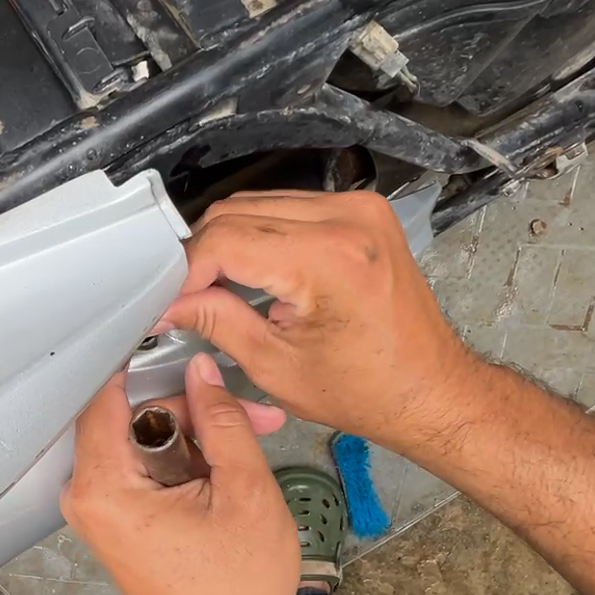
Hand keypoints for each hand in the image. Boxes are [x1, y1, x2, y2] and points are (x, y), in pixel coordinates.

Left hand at [61, 354, 297, 594]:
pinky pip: (145, 467)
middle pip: (132, 417)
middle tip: (248, 409)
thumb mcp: (244, 492)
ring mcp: (101, 508)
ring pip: (145, 440)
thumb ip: (221, 420)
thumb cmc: (235, 589)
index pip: (103, 396)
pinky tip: (227, 465)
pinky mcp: (118, 518)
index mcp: (105, 487)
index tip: (161, 325)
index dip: (134, 357)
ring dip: (196, 435)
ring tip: (251, 439)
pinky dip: (184, 461)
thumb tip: (202, 369)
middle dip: (192, 408)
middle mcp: (88, 495)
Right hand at [161, 190, 490, 459]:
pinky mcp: (359, 212)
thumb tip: (167, 304)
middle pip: (235, 213)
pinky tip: (246, 272)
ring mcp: (357, 208)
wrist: (428, 388)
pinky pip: (284, 208)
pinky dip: (255, 236)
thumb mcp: (273, 364)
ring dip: (225, 244)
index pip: (224, 240)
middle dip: (200, 256)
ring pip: (255, 205)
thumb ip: (214, 321)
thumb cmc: (365, 389)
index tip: (167, 301)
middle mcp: (346, 219)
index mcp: (327, 258)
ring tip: (212, 288)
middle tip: (183, 298)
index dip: (184, 272)